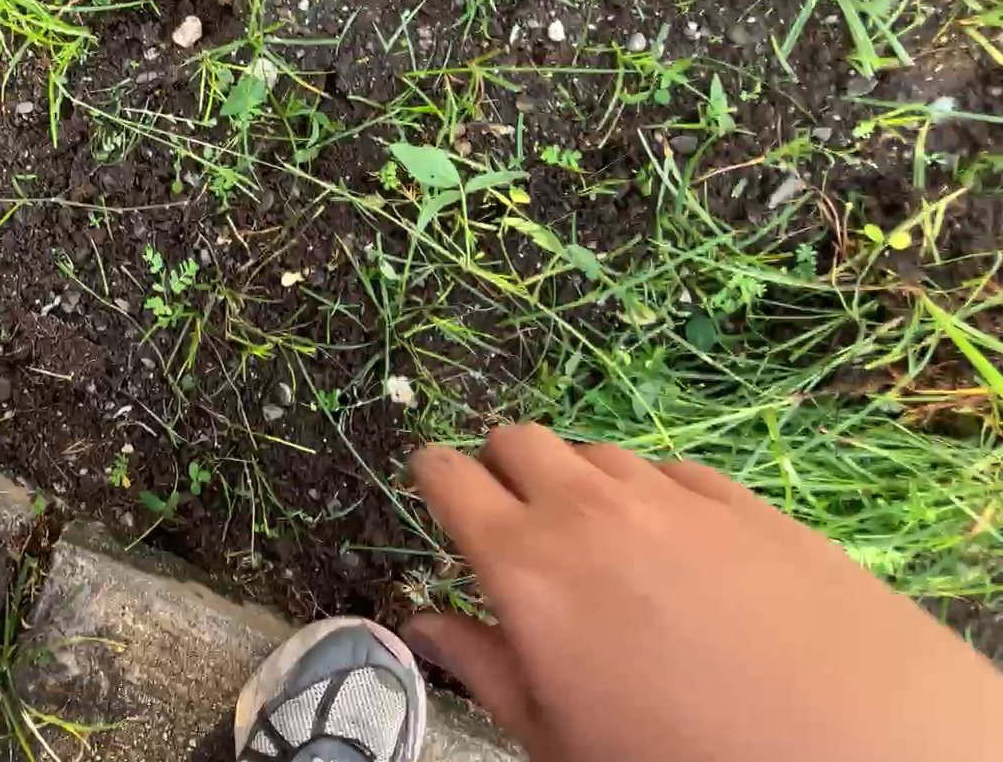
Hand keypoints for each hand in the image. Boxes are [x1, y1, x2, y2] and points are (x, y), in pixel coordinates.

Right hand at [405, 424, 1002, 761]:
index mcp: (522, 559)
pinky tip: (693, 556)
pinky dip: (659, 498)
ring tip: (617, 547)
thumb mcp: (559, 740)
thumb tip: (420, 625)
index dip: (433, 478)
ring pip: (593, 451)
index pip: (444, 470)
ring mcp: (672, 500)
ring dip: (582, 484)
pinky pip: (674, 472)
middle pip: (514, 439)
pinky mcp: (751, 507)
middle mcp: (586, 508)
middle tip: (527, 526)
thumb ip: (480, 666)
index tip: (443, 500)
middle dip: (504, 469)